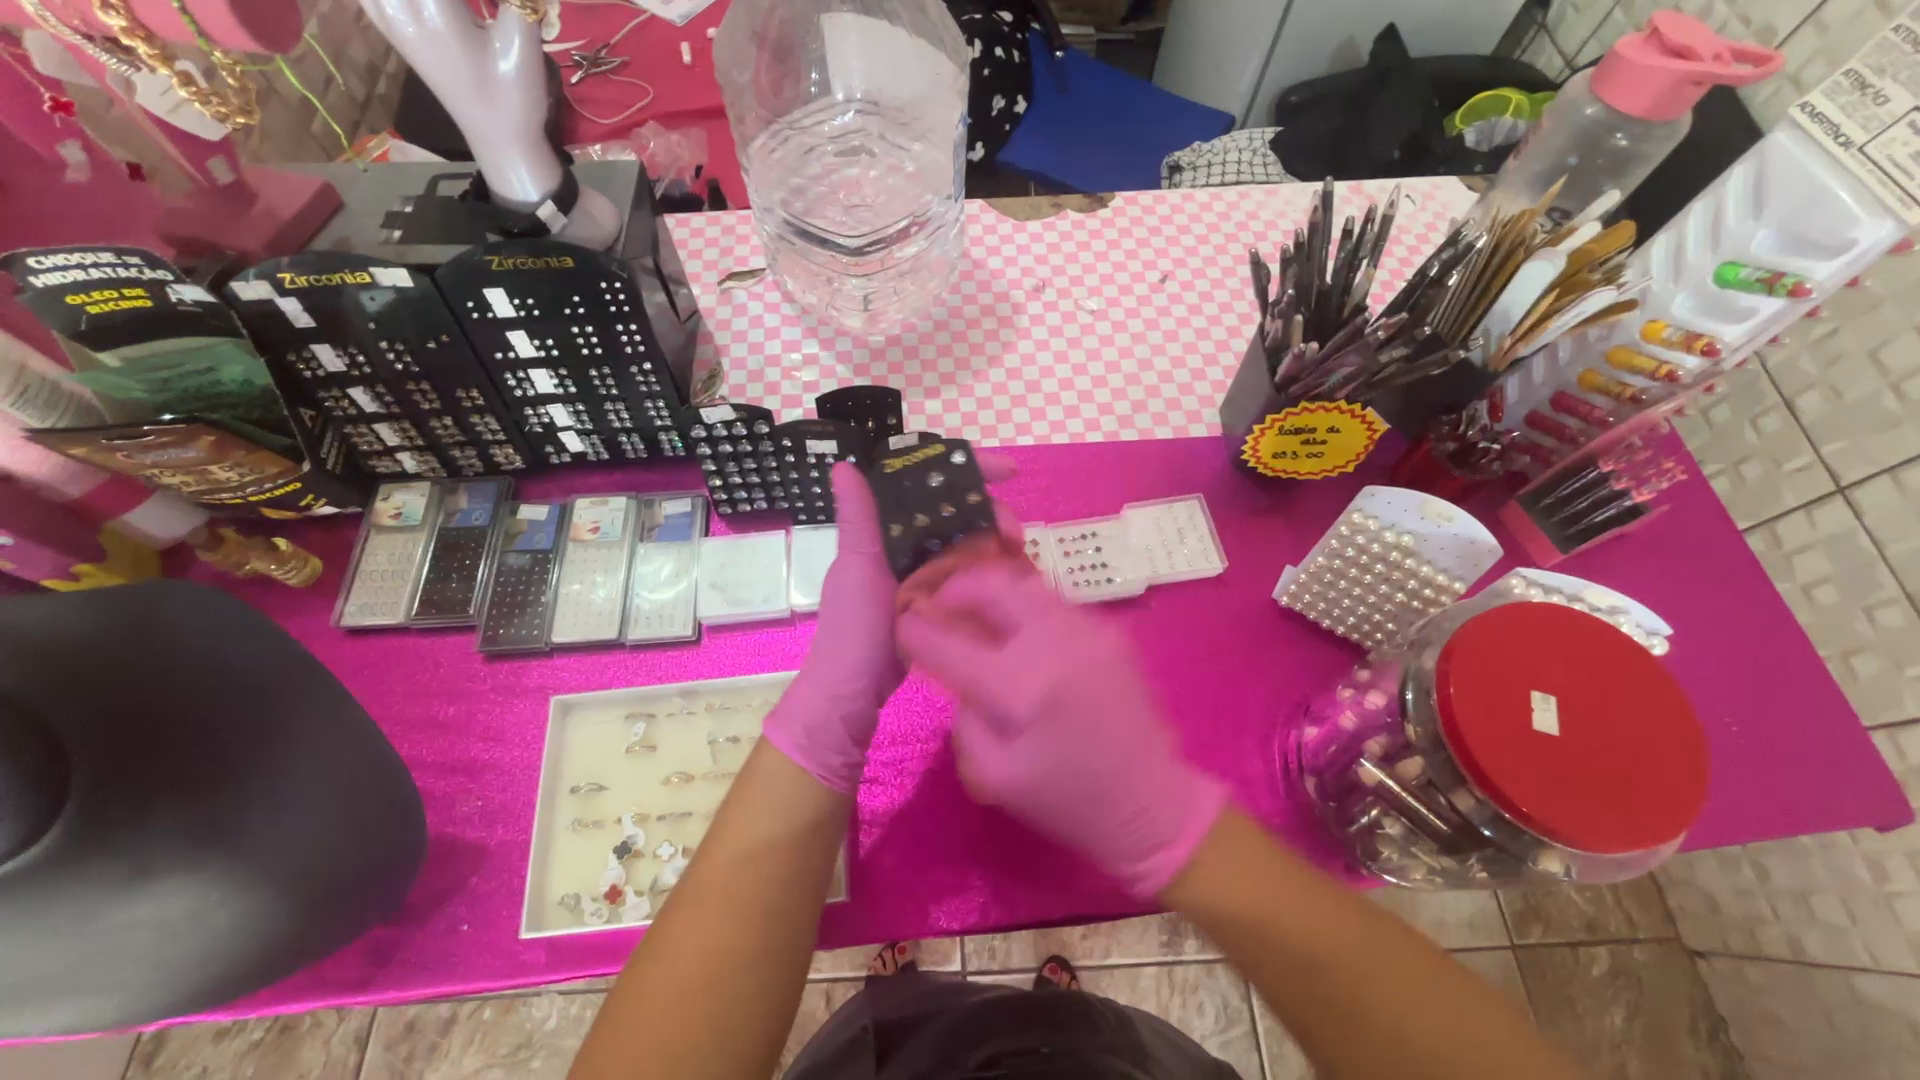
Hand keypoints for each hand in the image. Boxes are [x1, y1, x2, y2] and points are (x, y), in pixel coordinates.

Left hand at [763, 458, 1016, 792]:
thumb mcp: (857, 567)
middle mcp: (903, 544)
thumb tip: (843, 465)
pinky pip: (966, 575)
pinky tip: (1010, 577)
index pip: (928, 484)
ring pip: (965, 542)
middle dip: (993, 512)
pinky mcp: (934, 601)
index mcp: (885, 529)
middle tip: (1017, 536)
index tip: (1010, 472)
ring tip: (1021, 556)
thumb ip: (857, 518)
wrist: (852, 695)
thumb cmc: (853, 628)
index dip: (969, 469)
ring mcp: (920, 573)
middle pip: (957, 511)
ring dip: (995, 541)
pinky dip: (987, 570)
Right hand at [896, 562, 1228, 897]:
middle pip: (992, 585)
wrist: (1150, 803)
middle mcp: (1055, 640)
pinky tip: (1014, 629)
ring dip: (991, 591)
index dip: (916, 631)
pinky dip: (1023, 604)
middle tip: (937, 605)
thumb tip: (958, 679)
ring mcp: (1088, 629)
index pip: (950, 642)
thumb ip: (963, 720)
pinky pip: (1054, 601)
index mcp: (1022, 684)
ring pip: (1025, 583)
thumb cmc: (1068, 800)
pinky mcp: (1109, 631)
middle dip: (954, 588)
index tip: (902, 626)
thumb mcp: (992, 778)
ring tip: (971, 611)